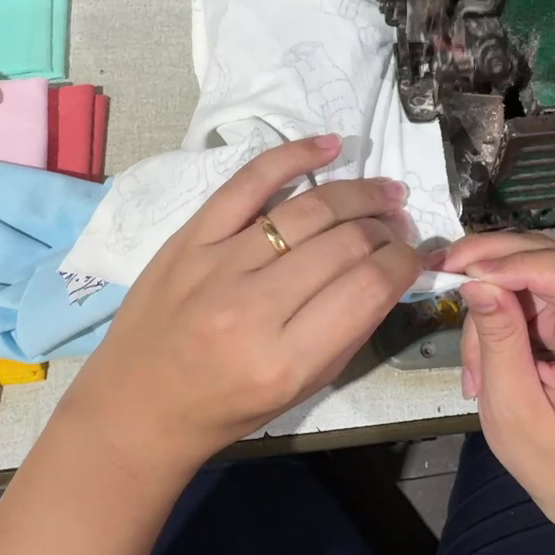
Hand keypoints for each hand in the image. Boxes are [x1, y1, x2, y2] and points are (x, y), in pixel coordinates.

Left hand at [68, 135, 420, 470]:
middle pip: (344, 242)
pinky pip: (248, 182)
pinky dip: (293, 156)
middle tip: (399, 228)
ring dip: (359, 194)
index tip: (415, 255)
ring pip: (308, 209)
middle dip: (386, 229)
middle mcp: (252, 308)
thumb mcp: (303, 387)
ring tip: (385, 193)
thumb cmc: (228, 407)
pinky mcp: (190, 236)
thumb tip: (393, 270)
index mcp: (285, 359)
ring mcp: (216, 265)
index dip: (405, 261)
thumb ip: (352, 328)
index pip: (369, 286)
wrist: (139, 406)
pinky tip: (329, 147)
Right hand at [442, 233, 554, 522]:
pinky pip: (518, 293)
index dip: (527, 264)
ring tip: (472, 363)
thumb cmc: (553, 458)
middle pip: (551, 258)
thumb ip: (499, 343)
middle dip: (495, 259)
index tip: (474, 274)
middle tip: (444, 271)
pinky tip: (478, 359)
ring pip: (527, 268)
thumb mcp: (514, 409)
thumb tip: (477, 283)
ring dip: (487, 298)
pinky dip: (490, 314)